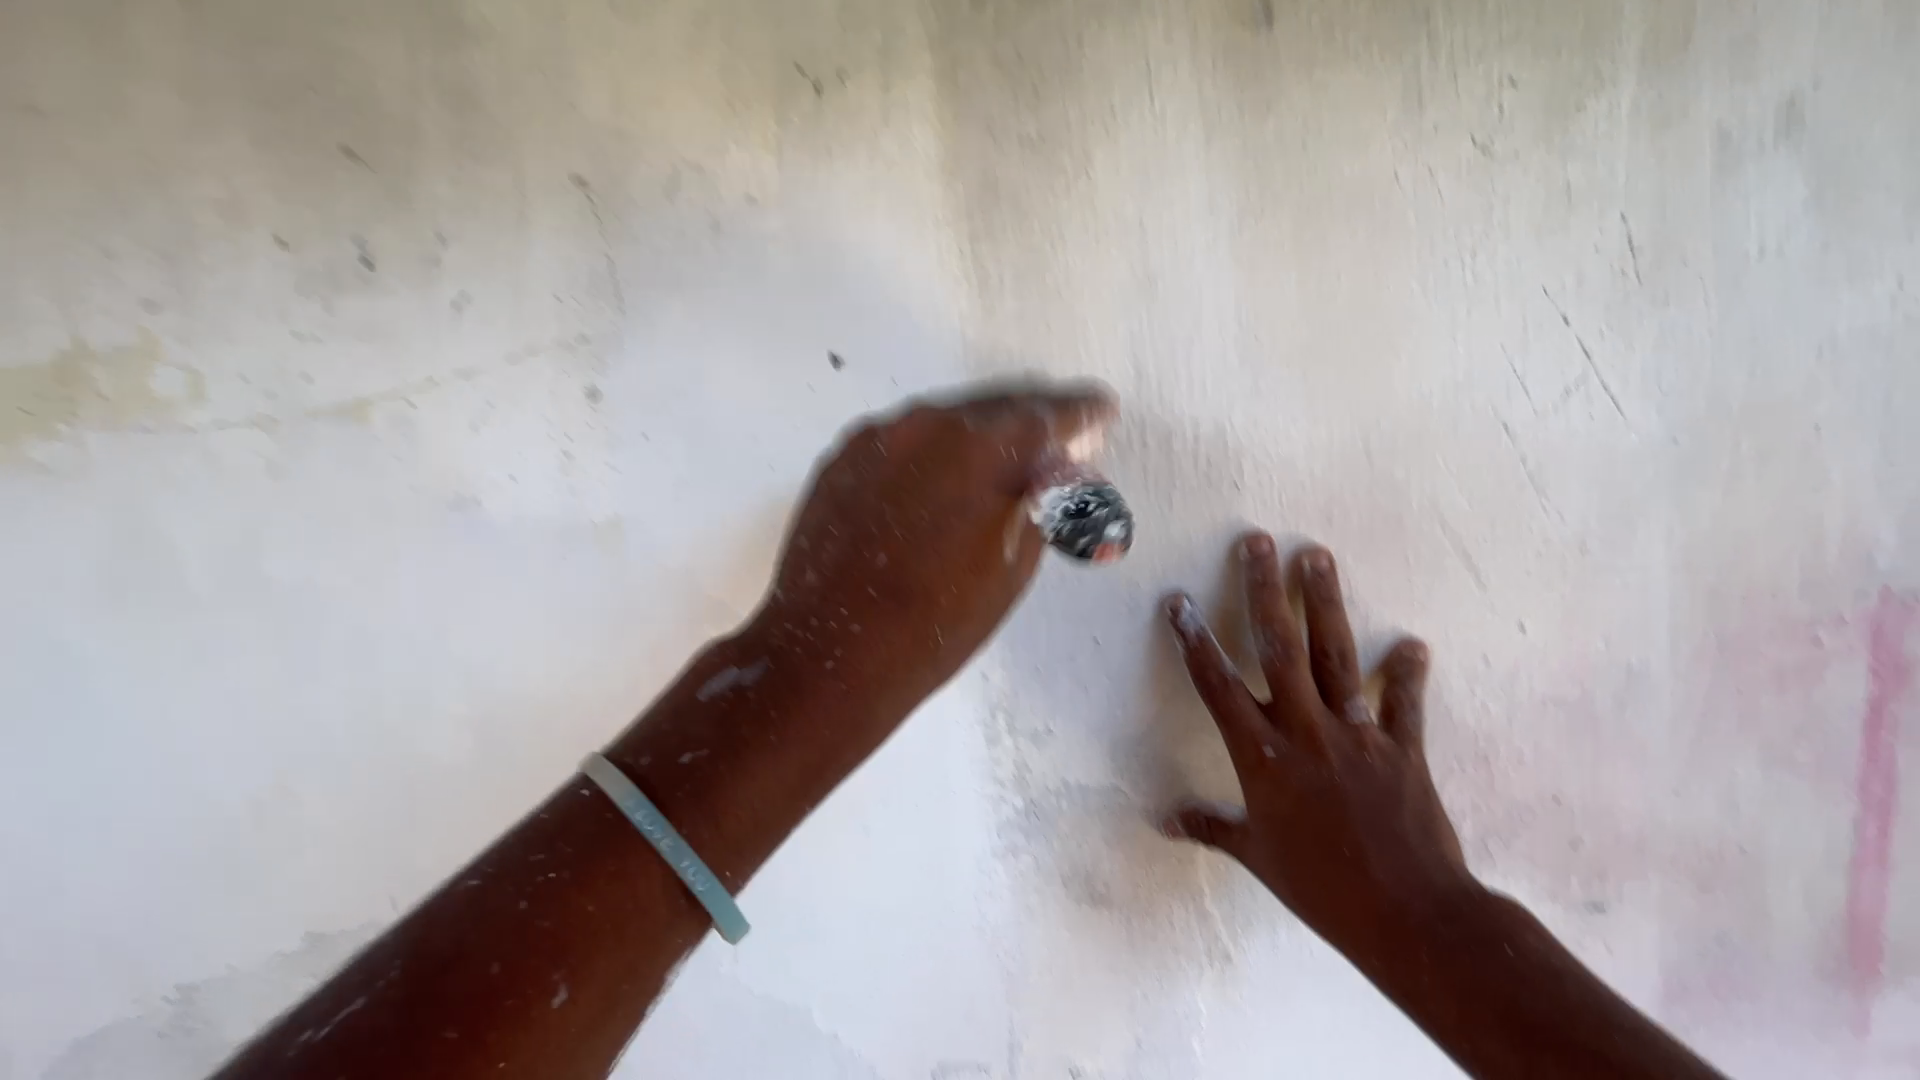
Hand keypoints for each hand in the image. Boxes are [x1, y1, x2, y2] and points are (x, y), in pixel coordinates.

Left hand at [751, 381, 1115, 725]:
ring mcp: (878, 438)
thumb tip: (1058, 466)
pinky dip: (932, 453)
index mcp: (983, 448)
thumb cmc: (935, 624)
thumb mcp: (1013, 566)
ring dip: (979, 436)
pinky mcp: (843, 458)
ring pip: (946, 420)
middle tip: (1057, 444)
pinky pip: (904, 441)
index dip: (1082, 415)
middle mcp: (929, 424)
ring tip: (999, 465)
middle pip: (996, 407)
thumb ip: (1043, 502)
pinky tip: (940, 482)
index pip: (1048, 415)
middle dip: (1032, 423)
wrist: (830, 654)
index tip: (1101, 413)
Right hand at [1161, 534, 1480, 961]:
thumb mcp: (1256, 855)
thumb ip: (1209, 827)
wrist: (1408, 915)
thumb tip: (1160, 820)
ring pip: (1335, 656)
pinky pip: (1403, 703)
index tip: (1180, 601)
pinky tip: (1413, 644)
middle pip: (1278, 648)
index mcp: (1262, 755)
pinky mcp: (1402, 748)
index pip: (1217, 686)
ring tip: (1316, 555)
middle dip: (1264, 590)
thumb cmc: (1319, 886)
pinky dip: (1407, 673)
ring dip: (1325, 603)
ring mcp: (1356, 733)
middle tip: (1258, 542)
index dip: (1195, 641)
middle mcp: (1305, 730)